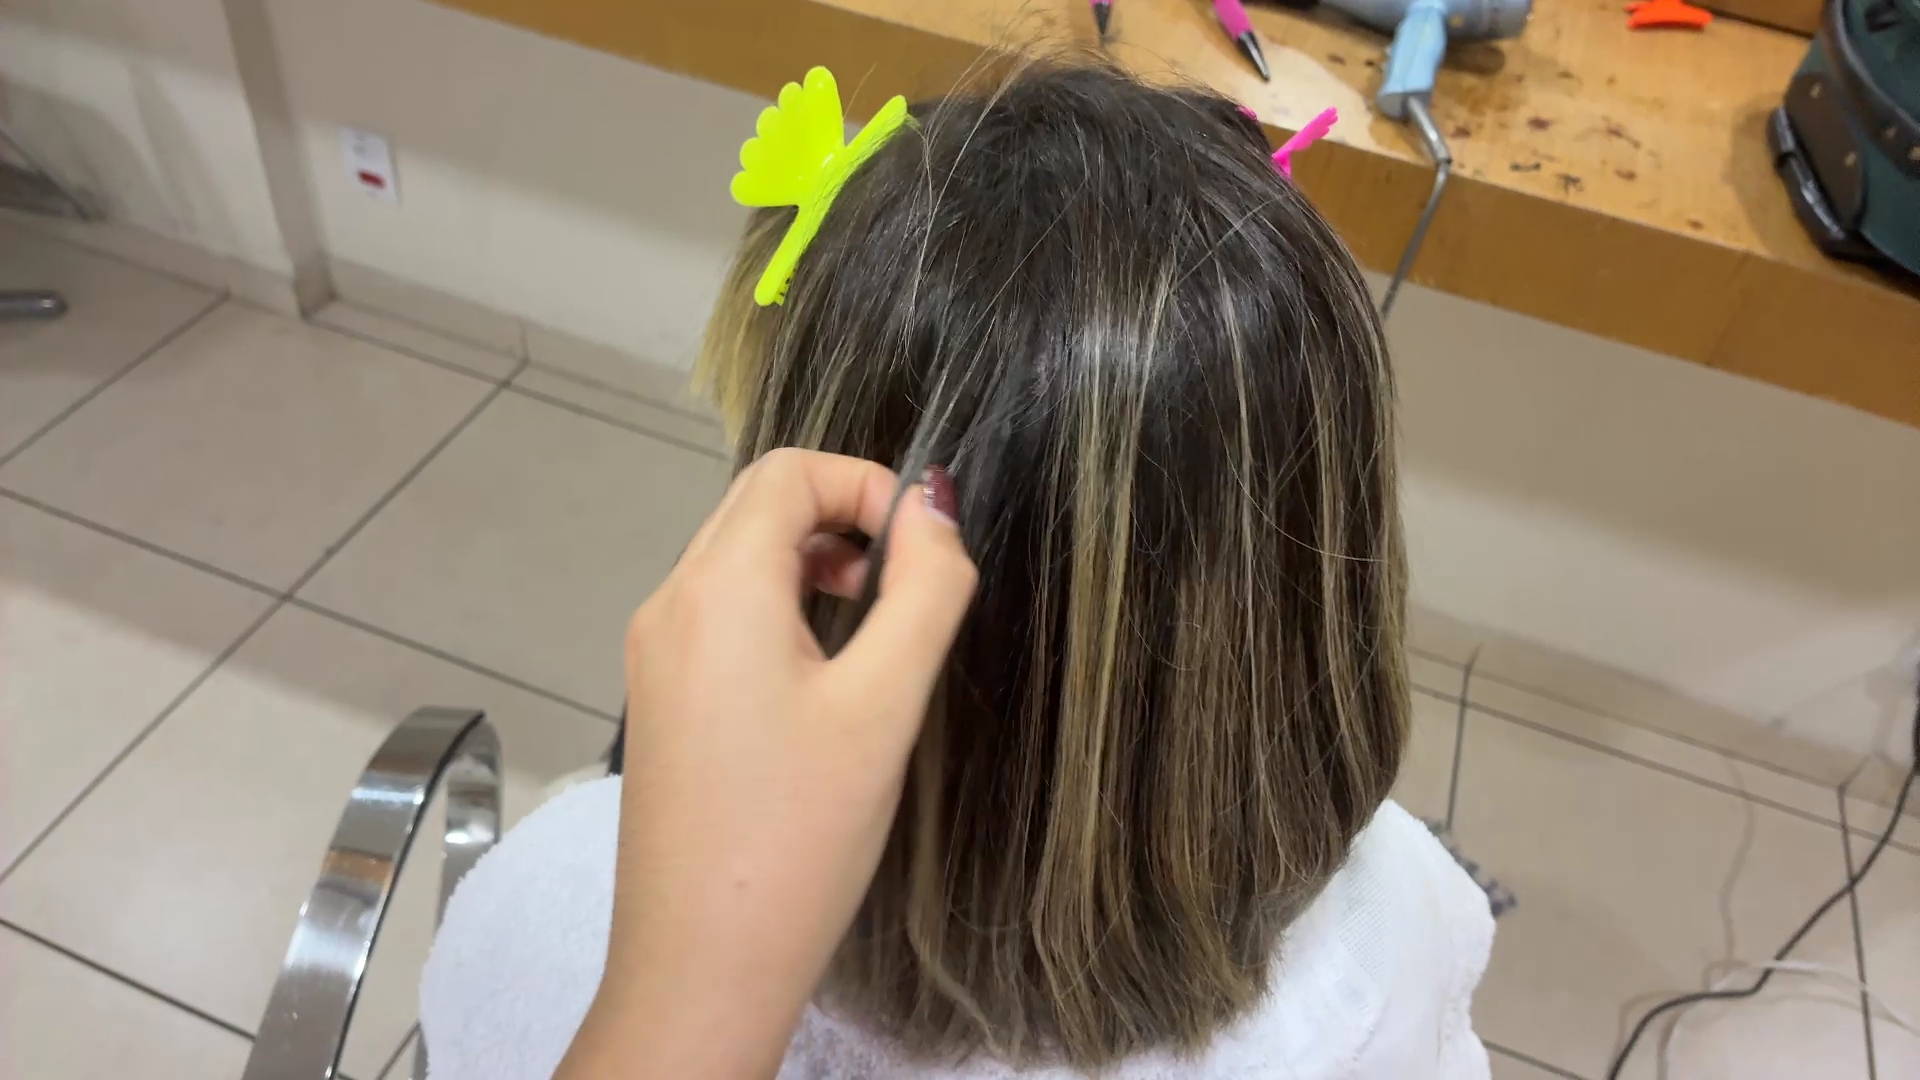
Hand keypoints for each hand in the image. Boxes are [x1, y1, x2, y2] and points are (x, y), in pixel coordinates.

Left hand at [559, 449, 976, 1079]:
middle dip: (843, 517)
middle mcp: (671, 600)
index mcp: (718, 587)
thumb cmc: (802, 830)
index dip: (866, 484)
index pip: (790, 471)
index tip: (920, 549)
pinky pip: (724, 604)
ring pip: (741, 552)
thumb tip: (936, 505)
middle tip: (900, 583)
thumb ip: (926, 589)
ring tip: (869, 621)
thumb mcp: (885, 702)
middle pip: (760, 503)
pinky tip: (820, 663)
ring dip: (815, 558)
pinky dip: (782, 600)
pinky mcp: (661, 687)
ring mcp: (655, 646)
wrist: (701, 966)